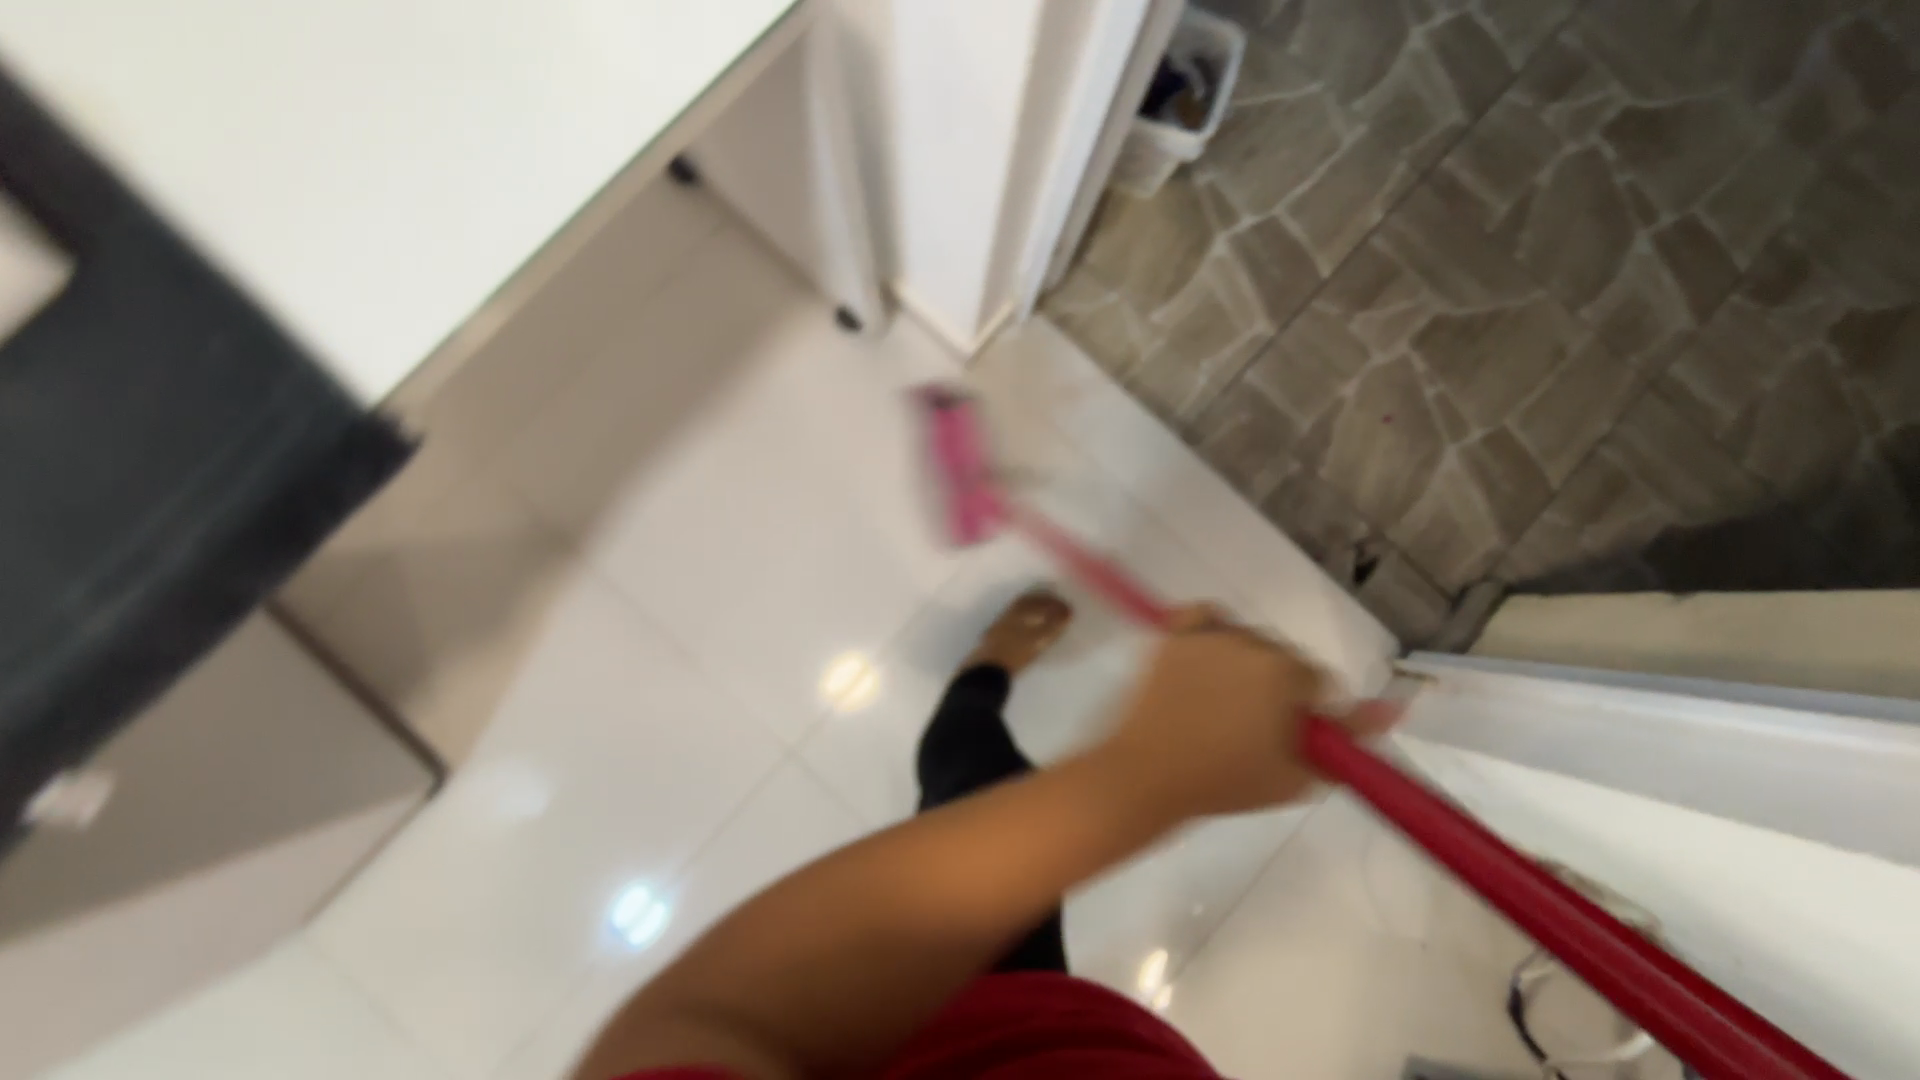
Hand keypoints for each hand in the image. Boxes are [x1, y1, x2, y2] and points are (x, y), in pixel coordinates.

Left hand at [1091, 605, 1400, 822]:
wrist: (1147, 775)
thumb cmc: (1225, 782)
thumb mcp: (1298, 774)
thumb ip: (1349, 738)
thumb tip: (1396, 706)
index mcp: (1286, 672)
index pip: (1317, 681)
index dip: (1304, 710)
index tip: (1281, 735)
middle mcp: (1252, 641)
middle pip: (1281, 657)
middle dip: (1274, 686)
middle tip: (1246, 725)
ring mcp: (1208, 635)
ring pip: (1245, 638)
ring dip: (1242, 662)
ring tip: (1218, 702)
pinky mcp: (1171, 634)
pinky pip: (1204, 615)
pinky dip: (1210, 631)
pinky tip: (1205, 659)